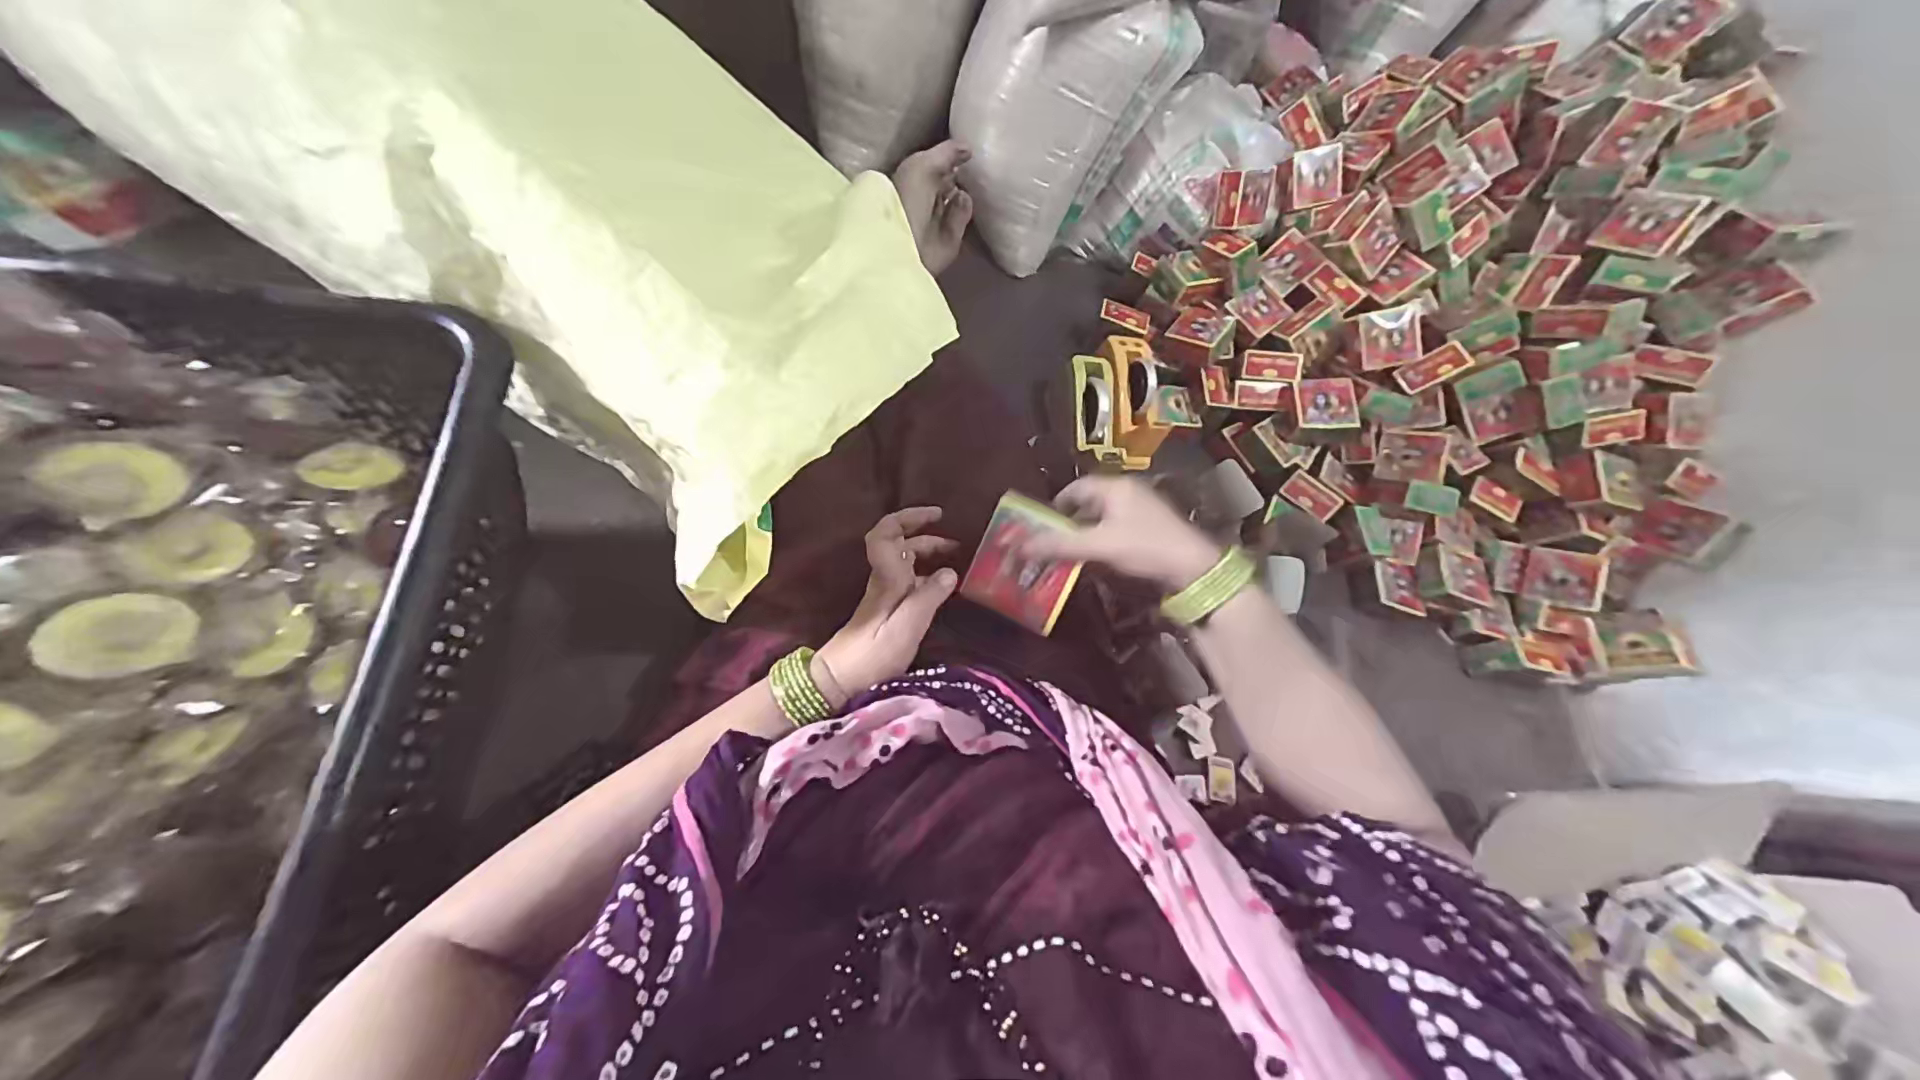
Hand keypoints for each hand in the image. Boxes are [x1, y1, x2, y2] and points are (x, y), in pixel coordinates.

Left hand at [816, 507, 960, 701]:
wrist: (838, 682)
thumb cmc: (872, 656)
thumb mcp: (905, 629)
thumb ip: (928, 597)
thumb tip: (950, 571)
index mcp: (885, 579)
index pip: (886, 534)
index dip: (909, 517)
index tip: (937, 515)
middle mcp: (881, 580)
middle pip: (897, 543)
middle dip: (925, 534)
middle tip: (955, 541)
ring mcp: (881, 594)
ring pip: (902, 560)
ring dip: (926, 552)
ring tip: (953, 558)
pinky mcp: (884, 609)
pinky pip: (905, 578)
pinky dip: (924, 572)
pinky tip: (940, 584)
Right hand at [1019, 476, 1222, 591]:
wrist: (1195, 568)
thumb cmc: (1146, 547)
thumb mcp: (1099, 546)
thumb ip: (1060, 545)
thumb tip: (1021, 545)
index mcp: (1115, 487)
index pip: (1075, 487)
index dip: (1055, 504)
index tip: (1040, 524)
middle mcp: (1128, 491)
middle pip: (1088, 502)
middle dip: (1068, 520)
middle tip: (1051, 540)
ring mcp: (1142, 508)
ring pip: (1102, 516)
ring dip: (1085, 532)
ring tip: (1069, 552)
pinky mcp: (1150, 526)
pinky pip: (1116, 527)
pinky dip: (1102, 539)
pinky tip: (1097, 557)